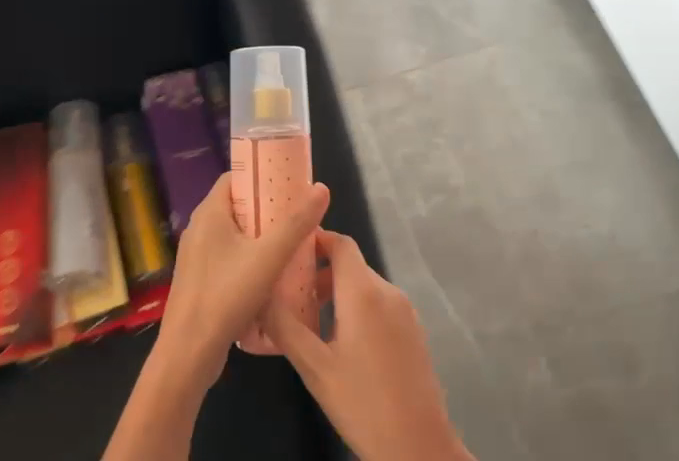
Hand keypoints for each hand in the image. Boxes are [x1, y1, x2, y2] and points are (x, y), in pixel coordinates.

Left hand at [152, 171, 331, 388]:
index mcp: (209, 213)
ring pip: (234, 235)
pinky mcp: (199, 281)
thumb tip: (321, 188)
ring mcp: (197, 257)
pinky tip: (272, 276)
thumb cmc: (227, 296)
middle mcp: (199, 229)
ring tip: (292, 245)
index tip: (290, 184)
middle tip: (298, 217)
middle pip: (238, 206)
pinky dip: (250, 260)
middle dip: (268, 210)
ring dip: (261, 237)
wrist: (189, 352)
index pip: (236, 178)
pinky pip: (229, 259)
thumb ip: (297, 223)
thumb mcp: (269, 257)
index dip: (262, 176)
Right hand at [264, 230, 472, 460]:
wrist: (418, 445)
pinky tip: (338, 342)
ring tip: (308, 321)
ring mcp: (405, 312)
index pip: (341, 244)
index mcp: (364, 293)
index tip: (287, 249)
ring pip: (364, 287)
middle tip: (287, 293)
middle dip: (318, 273)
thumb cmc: (362, 402)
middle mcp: (388, 292)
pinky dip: (355, 309)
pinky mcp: (413, 332)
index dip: (315, 239)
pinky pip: (379, 306)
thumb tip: (260, 295)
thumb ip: (285, 326)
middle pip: (350, 265)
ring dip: (336, 293)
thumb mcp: (314, 367)